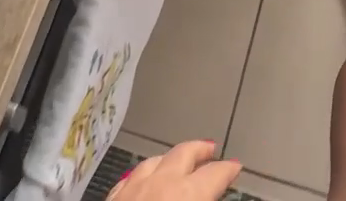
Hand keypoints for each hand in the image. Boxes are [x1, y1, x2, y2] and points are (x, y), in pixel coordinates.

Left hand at [108, 141, 240, 200]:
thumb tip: (215, 196)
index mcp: (186, 195)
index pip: (214, 174)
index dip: (227, 170)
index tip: (235, 166)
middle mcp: (160, 183)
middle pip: (183, 154)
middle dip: (199, 150)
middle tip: (210, 149)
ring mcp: (131, 189)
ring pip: (154, 160)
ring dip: (170, 158)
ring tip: (179, 160)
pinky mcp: (111, 200)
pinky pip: (130, 177)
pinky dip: (143, 173)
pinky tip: (142, 178)